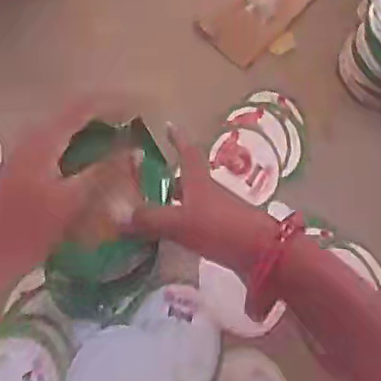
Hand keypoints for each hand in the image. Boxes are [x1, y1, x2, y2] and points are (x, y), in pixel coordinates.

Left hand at [0, 95, 130, 275]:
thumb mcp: (73, 203)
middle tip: (128, 128)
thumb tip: (135, 150)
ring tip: (114, 143)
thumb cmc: (29, 232)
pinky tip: (87, 165)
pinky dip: (75, 146)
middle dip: (102, 117)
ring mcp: (22, 153)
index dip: (111, 105)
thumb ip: (105, 173)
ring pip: (62, 130)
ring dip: (88, 132)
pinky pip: (54, 145)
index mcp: (44, 140)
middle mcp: (31, 139)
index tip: (135, 112)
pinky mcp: (20, 169)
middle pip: (72, 114)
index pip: (82, 107)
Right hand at [129, 124, 278, 273]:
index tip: (168, 125)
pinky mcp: (224, 232)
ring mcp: (219, 211)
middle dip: (172, 176)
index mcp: (199, 179)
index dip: (177, 138)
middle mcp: (209, 191)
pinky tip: (172, 239)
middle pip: (190, 177)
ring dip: (177, 202)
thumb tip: (119, 216)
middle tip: (151, 180)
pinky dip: (183, 225)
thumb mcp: (180, 222)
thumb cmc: (219, 226)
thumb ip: (151, 219)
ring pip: (193, 200)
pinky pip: (198, 222)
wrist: (261, 254)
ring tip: (154, 212)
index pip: (187, 151)